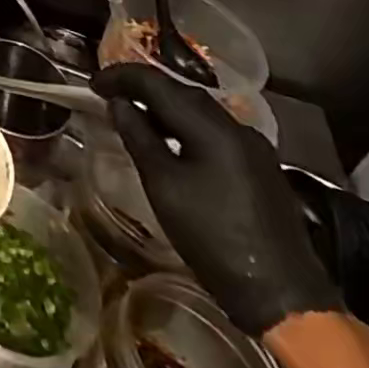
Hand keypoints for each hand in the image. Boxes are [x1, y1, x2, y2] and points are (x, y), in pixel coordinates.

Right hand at [91, 64, 341, 335]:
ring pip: (198, 111)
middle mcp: (237, 129)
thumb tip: (117, 104)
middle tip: (104, 95)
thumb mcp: (162, 183)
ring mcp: (253, 148)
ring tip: (127, 113)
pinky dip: (181, 124)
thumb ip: (138, 136)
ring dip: (160, 106)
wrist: (277, 290)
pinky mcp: (257, 166)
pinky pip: (212, 130)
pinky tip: (164, 138)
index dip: (120, 77)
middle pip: (181, 92)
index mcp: (213, 129)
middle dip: (140, 88)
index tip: (90, 84)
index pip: (159, 84)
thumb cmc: (210, 234)